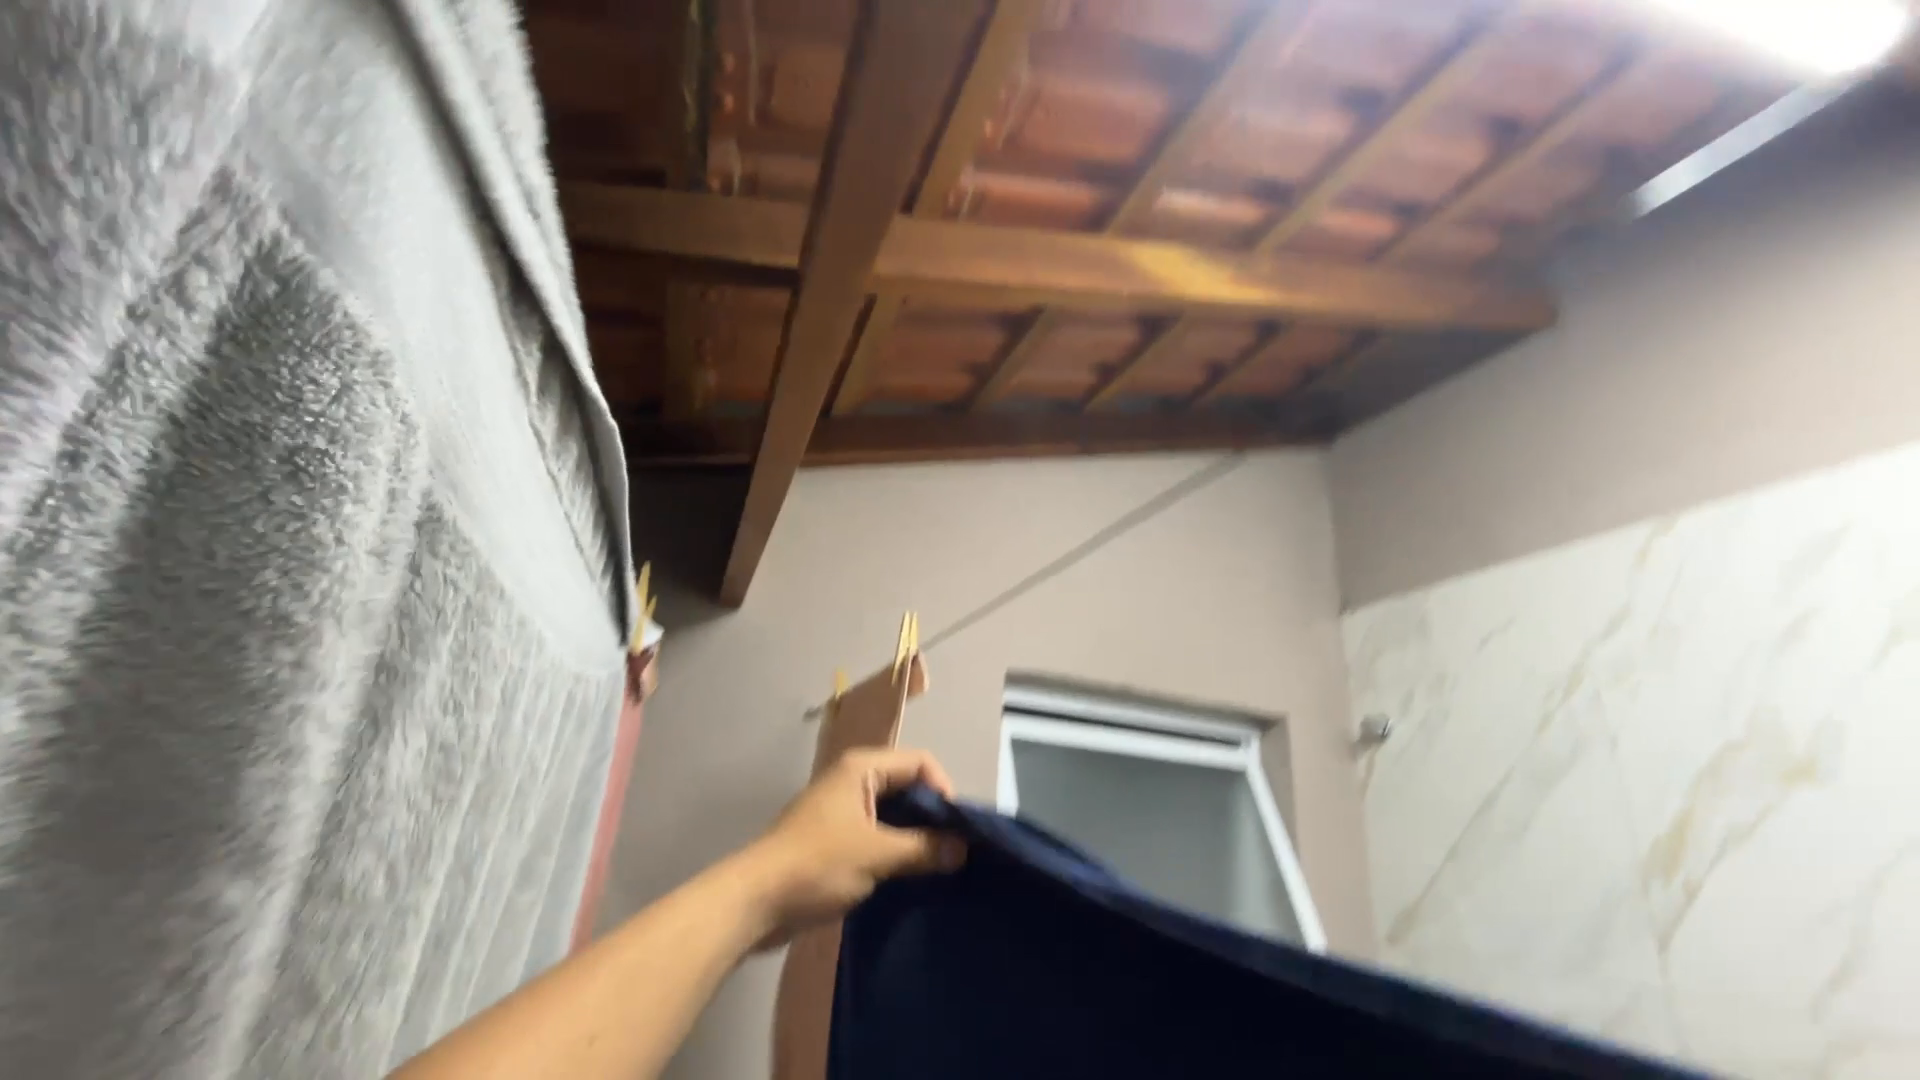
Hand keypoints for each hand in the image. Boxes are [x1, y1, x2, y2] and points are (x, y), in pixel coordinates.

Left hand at [736, 748, 966, 944]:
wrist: (754, 902)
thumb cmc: (816, 865)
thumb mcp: (877, 855)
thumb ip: (923, 848)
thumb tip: (963, 848)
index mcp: (860, 768)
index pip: (919, 763)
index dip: (944, 791)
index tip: (959, 830)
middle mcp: (851, 781)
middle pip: (907, 786)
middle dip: (932, 816)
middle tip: (954, 851)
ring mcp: (840, 811)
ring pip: (892, 813)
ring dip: (914, 837)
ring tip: (938, 866)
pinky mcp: (832, 840)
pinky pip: (876, 835)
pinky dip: (894, 850)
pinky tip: (910, 877)